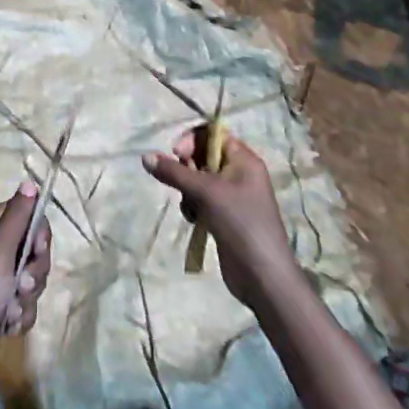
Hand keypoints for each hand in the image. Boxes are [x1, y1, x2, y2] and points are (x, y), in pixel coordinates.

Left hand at [0, 182, 53, 366]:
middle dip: (33, 272)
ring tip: (9, 310)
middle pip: (33, 248)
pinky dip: (20, 314)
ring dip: (26, 297)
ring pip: (31, 278)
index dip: (38, 235)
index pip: (28, 215)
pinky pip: (24, 302)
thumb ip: (18, 215)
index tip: (37, 251)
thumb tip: (29, 181)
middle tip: (20, 285)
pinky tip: (7, 324)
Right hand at [144, 135, 292, 311]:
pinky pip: (201, 199)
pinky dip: (192, 205)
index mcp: (244, 160)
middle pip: (203, 156)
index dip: (192, 140)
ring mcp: (233, 196)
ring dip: (187, 190)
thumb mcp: (205, 192)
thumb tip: (146, 156)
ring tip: (191, 207)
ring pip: (198, 179)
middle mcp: (240, 173)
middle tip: (182, 183)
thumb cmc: (240, 223)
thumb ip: (174, 172)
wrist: (262, 275)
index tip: (178, 155)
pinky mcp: (225, 215)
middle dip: (186, 168)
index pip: (213, 134)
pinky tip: (194, 220)